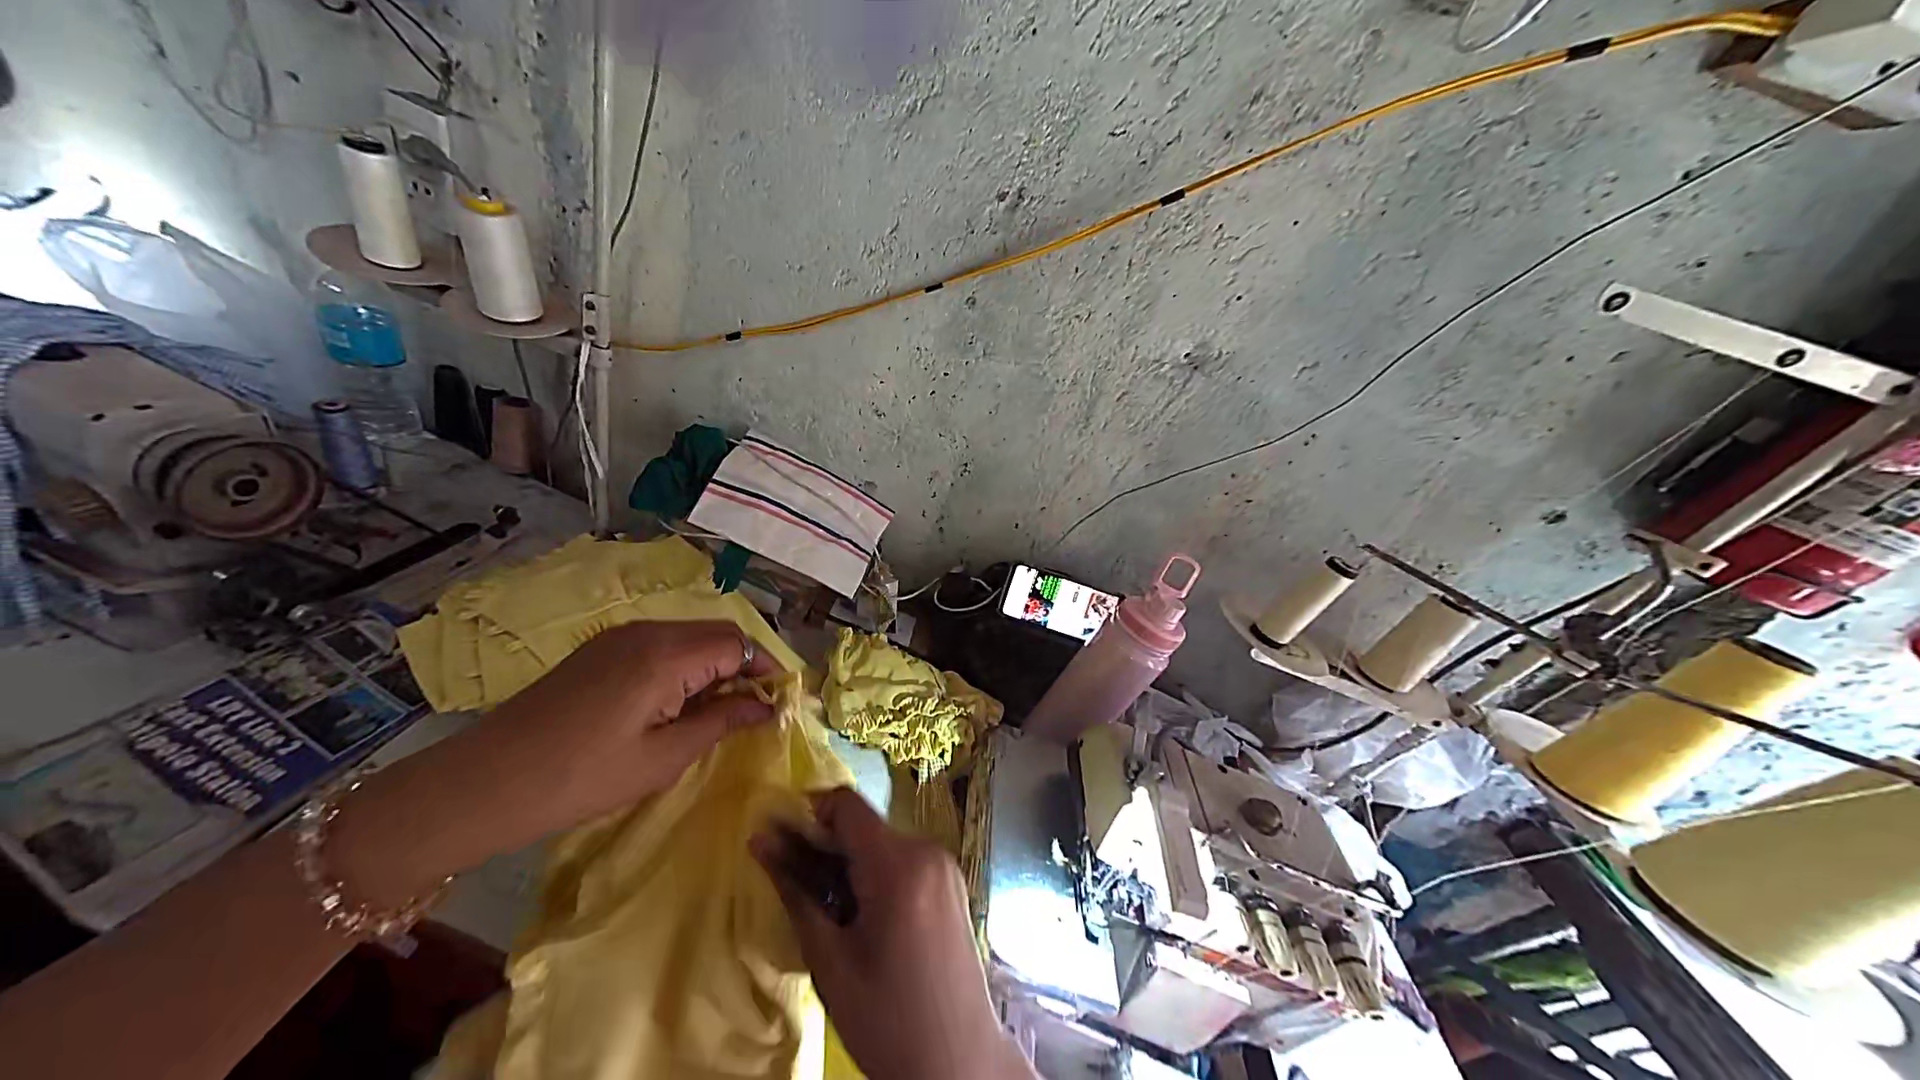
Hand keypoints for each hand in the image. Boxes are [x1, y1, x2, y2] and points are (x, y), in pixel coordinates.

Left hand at [332, 621, 776, 906]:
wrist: (483, 782)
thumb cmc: (580, 778)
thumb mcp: (661, 758)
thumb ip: (721, 721)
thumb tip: (767, 706)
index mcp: (665, 655)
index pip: (739, 644)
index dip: (767, 670)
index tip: (780, 704)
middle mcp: (647, 631)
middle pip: (717, 633)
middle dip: (744, 666)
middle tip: (752, 711)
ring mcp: (620, 636)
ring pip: (690, 636)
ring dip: (714, 666)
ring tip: (717, 711)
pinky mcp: (602, 649)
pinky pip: (662, 644)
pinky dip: (685, 666)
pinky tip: (678, 703)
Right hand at [752, 789, 1033, 1079]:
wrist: (958, 1062)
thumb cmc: (888, 1018)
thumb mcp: (830, 960)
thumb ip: (796, 892)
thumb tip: (760, 842)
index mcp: (899, 864)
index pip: (846, 805)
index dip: (807, 815)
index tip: (779, 844)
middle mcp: (927, 851)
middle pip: (863, 825)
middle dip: (823, 846)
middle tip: (792, 884)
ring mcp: (943, 865)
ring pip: (880, 842)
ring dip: (847, 863)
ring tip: (826, 911)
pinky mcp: (950, 882)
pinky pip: (901, 860)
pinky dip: (873, 874)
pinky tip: (858, 916)